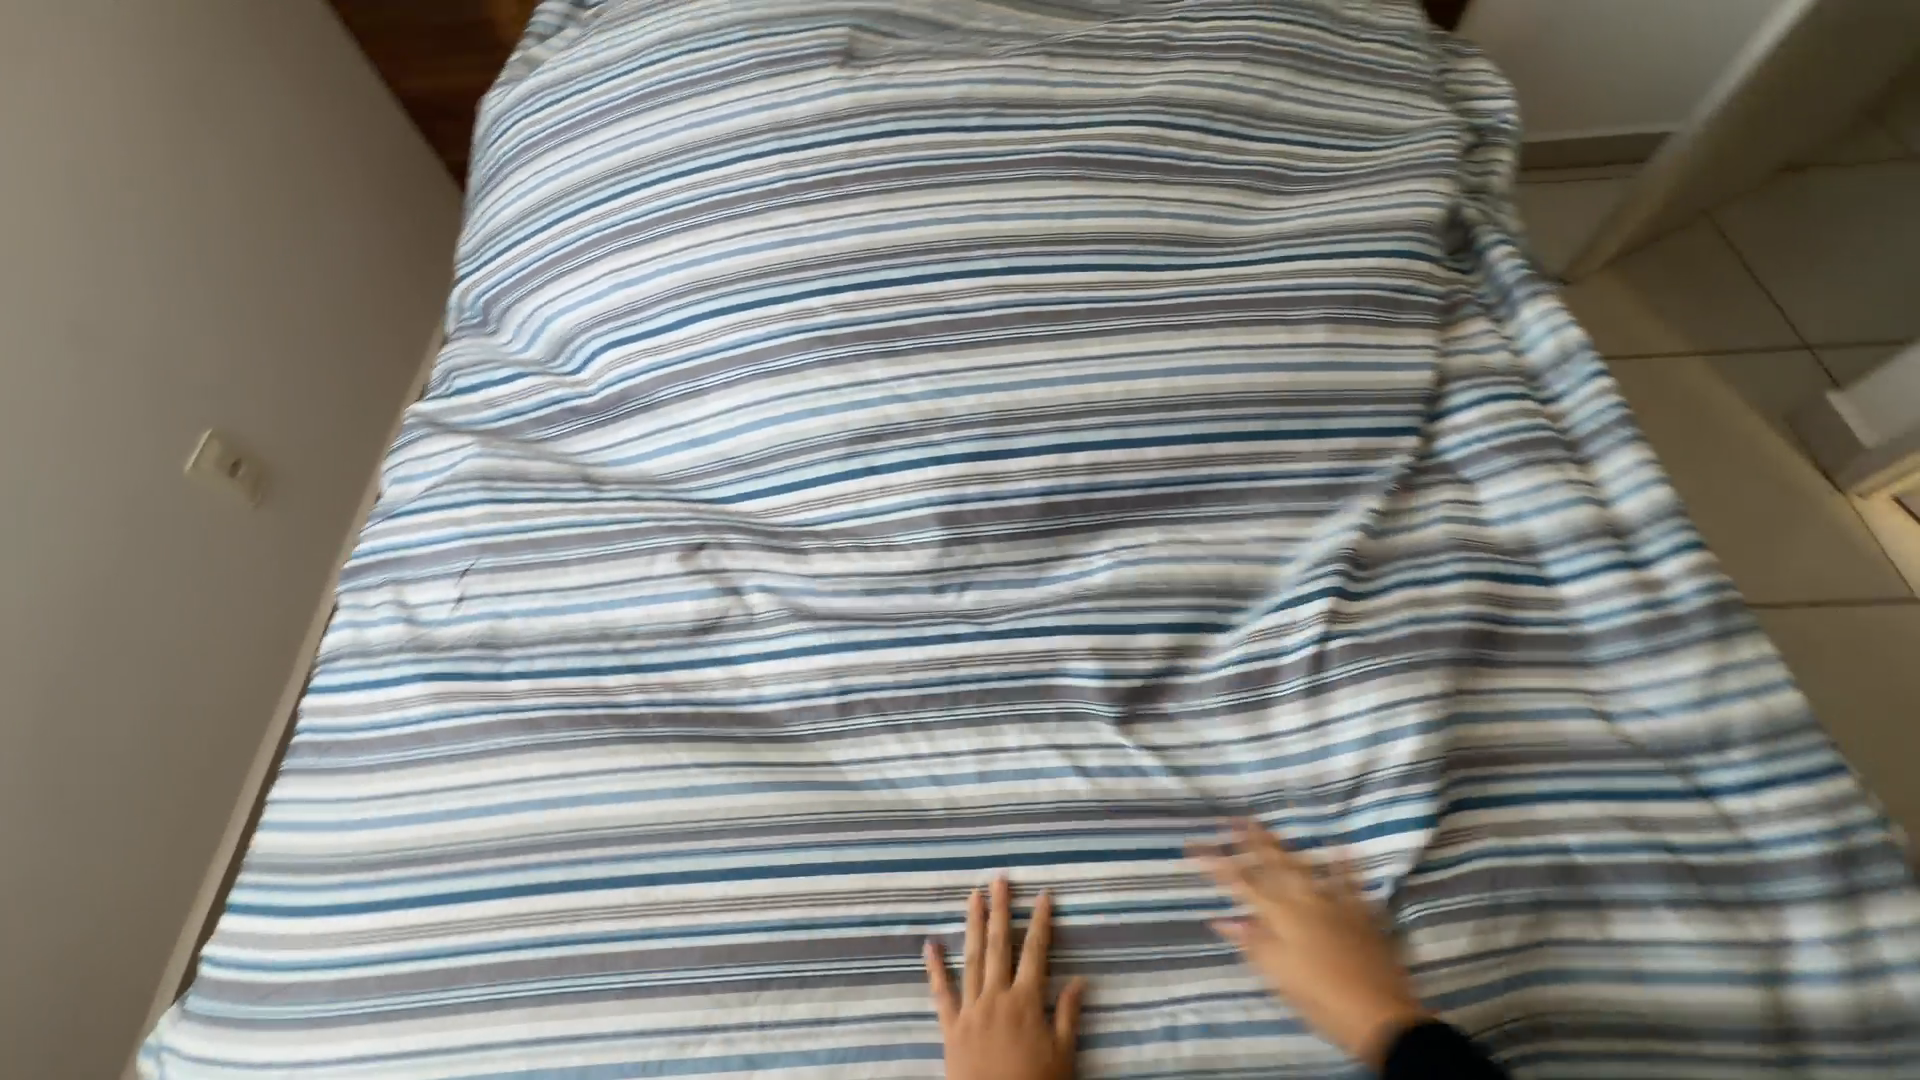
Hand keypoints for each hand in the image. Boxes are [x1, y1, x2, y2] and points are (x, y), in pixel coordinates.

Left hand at [925, 876, 1087, 1079]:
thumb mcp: (1063, 1056)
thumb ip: (1068, 1016)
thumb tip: (1080, 979)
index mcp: (1026, 1002)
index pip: (1036, 952)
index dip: (1040, 922)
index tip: (1043, 895)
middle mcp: (996, 997)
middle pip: (999, 945)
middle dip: (1001, 910)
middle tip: (999, 879)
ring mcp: (970, 1009)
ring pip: (971, 958)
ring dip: (973, 925)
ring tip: (973, 896)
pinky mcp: (950, 1027)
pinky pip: (941, 993)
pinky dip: (934, 968)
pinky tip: (929, 944)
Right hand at [1193, 820, 1429, 1068]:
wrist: (1381, 1016)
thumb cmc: (1321, 998)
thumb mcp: (1278, 974)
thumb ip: (1251, 941)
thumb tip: (1221, 919)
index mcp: (1280, 915)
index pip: (1239, 883)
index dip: (1215, 864)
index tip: (1194, 847)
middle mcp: (1304, 900)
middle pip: (1272, 864)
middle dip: (1249, 840)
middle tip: (1232, 819)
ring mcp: (1335, 904)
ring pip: (1304, 867)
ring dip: (1283, 845)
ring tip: (1267, 825)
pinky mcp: (1361, 915)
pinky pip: (1350, 883)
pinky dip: (1344, 865)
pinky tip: (1342, 849)